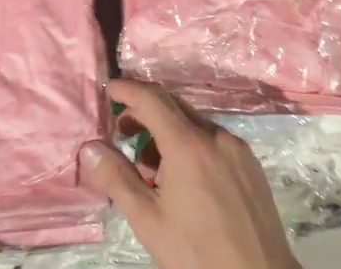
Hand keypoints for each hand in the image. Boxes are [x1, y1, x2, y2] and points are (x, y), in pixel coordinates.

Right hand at [78, 79, 299, 268]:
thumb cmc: (197, 252)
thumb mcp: (148, 220)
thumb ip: (116, 178)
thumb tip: (90, 148)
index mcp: (188, 145)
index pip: (152, 99)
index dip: (128, 89)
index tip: (110, 89)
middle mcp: (216, 136)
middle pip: (174, 105)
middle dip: (144, 111)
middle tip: (122, 131)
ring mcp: (237, 148)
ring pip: (195, 123)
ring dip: (168, 130)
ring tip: (150, 164)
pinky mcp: (251, 164)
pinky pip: (214, 139)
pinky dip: (191, 143)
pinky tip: (183, 176)